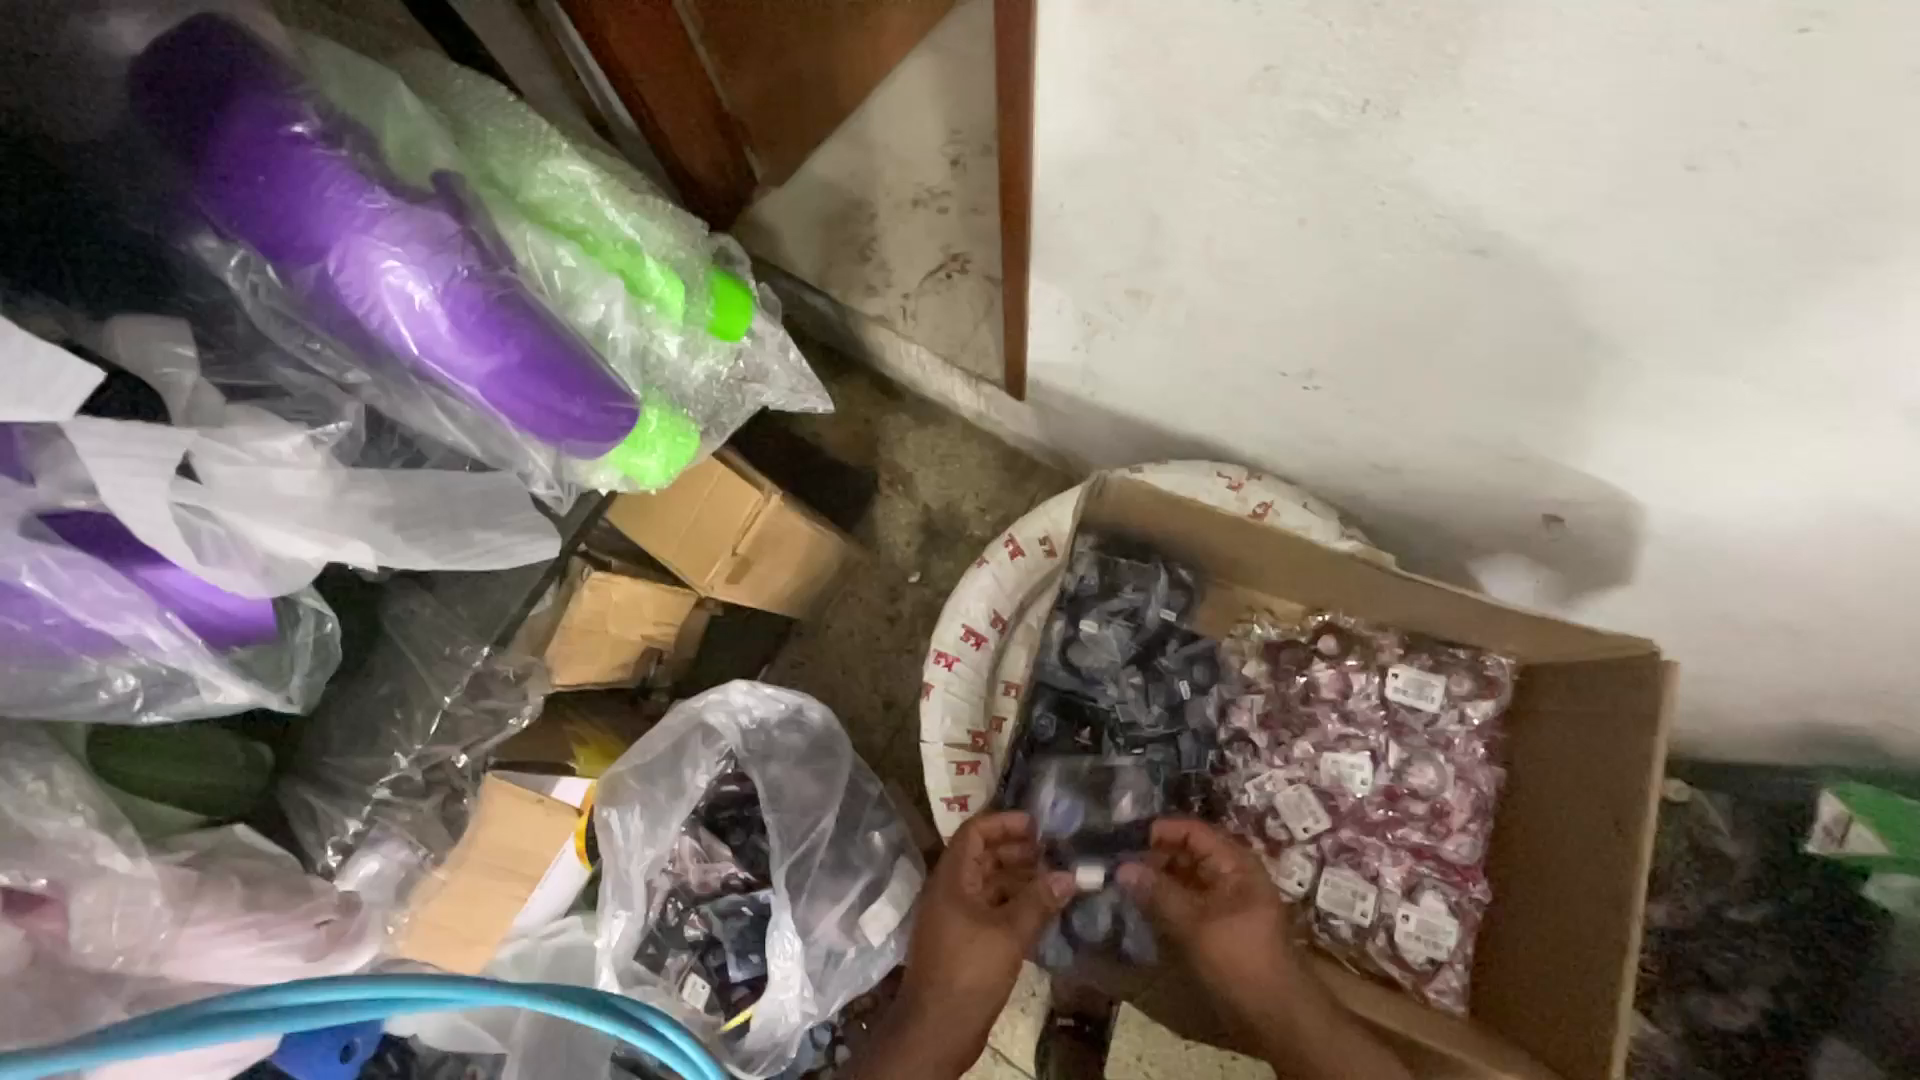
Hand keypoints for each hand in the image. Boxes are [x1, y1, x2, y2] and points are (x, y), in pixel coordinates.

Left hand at [857, 812, 1071, 1078]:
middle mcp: (949, 891)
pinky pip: (990, 911)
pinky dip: (1014, 906)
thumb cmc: (968, 971)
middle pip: (983, 857)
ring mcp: (955, 918)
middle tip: (1054, 853)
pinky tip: (1042, 912)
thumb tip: (1069, 876)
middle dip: (1017, 852)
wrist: (935, 1031)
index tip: (1037, 825)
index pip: (974, 832)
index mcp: (951, 878)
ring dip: (1019, 880)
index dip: (1004, 823)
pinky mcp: (963, 942)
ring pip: (989, 885)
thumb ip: (1038, 901)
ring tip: (1056, 880)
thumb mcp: (1008, 933)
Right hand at [1116, 818, 1301, 1008]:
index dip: (1159, 831)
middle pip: (1186, 852)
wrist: (1276, 1015)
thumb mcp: (1195, 924)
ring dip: (1155, 879)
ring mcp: (1223, 899)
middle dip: (1152, 856)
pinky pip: (1185, 900)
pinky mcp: (1215, 923)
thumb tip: (1121, 868)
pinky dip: (1164, 900)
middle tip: (1116, 865)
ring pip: (1183, 877)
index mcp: (1234, 863)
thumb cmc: (1240, 959)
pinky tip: (1139, 905)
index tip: (1123, 840)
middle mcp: (1229, 874)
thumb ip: (1158, 892)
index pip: (1192, 831)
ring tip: (1121, 883)